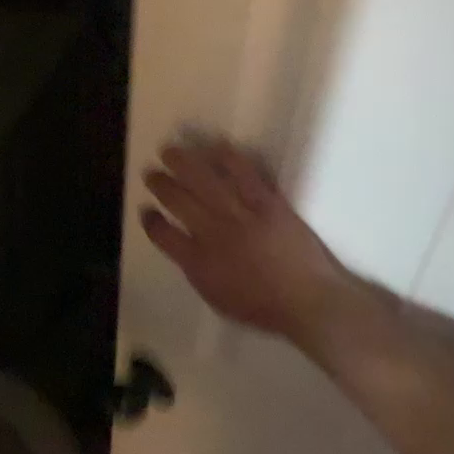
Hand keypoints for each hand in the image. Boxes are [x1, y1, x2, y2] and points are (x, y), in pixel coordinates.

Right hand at [140, 137, 359, 339]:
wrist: (307, 300)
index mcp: (198, 263)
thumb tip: (185, 249)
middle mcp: (213, 233)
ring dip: (184, 162)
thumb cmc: (262, 307)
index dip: (151, 221)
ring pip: (205, 181)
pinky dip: (228, 158)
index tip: (146, 210)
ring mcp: (241, 215)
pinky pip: (245, 174)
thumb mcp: (217, 298)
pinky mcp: (268, 203)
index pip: (163, 235)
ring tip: (170, 150)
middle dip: (161, 184)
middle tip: (151, 172)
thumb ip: (197, 270)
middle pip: (179, 201)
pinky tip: (215, 146)